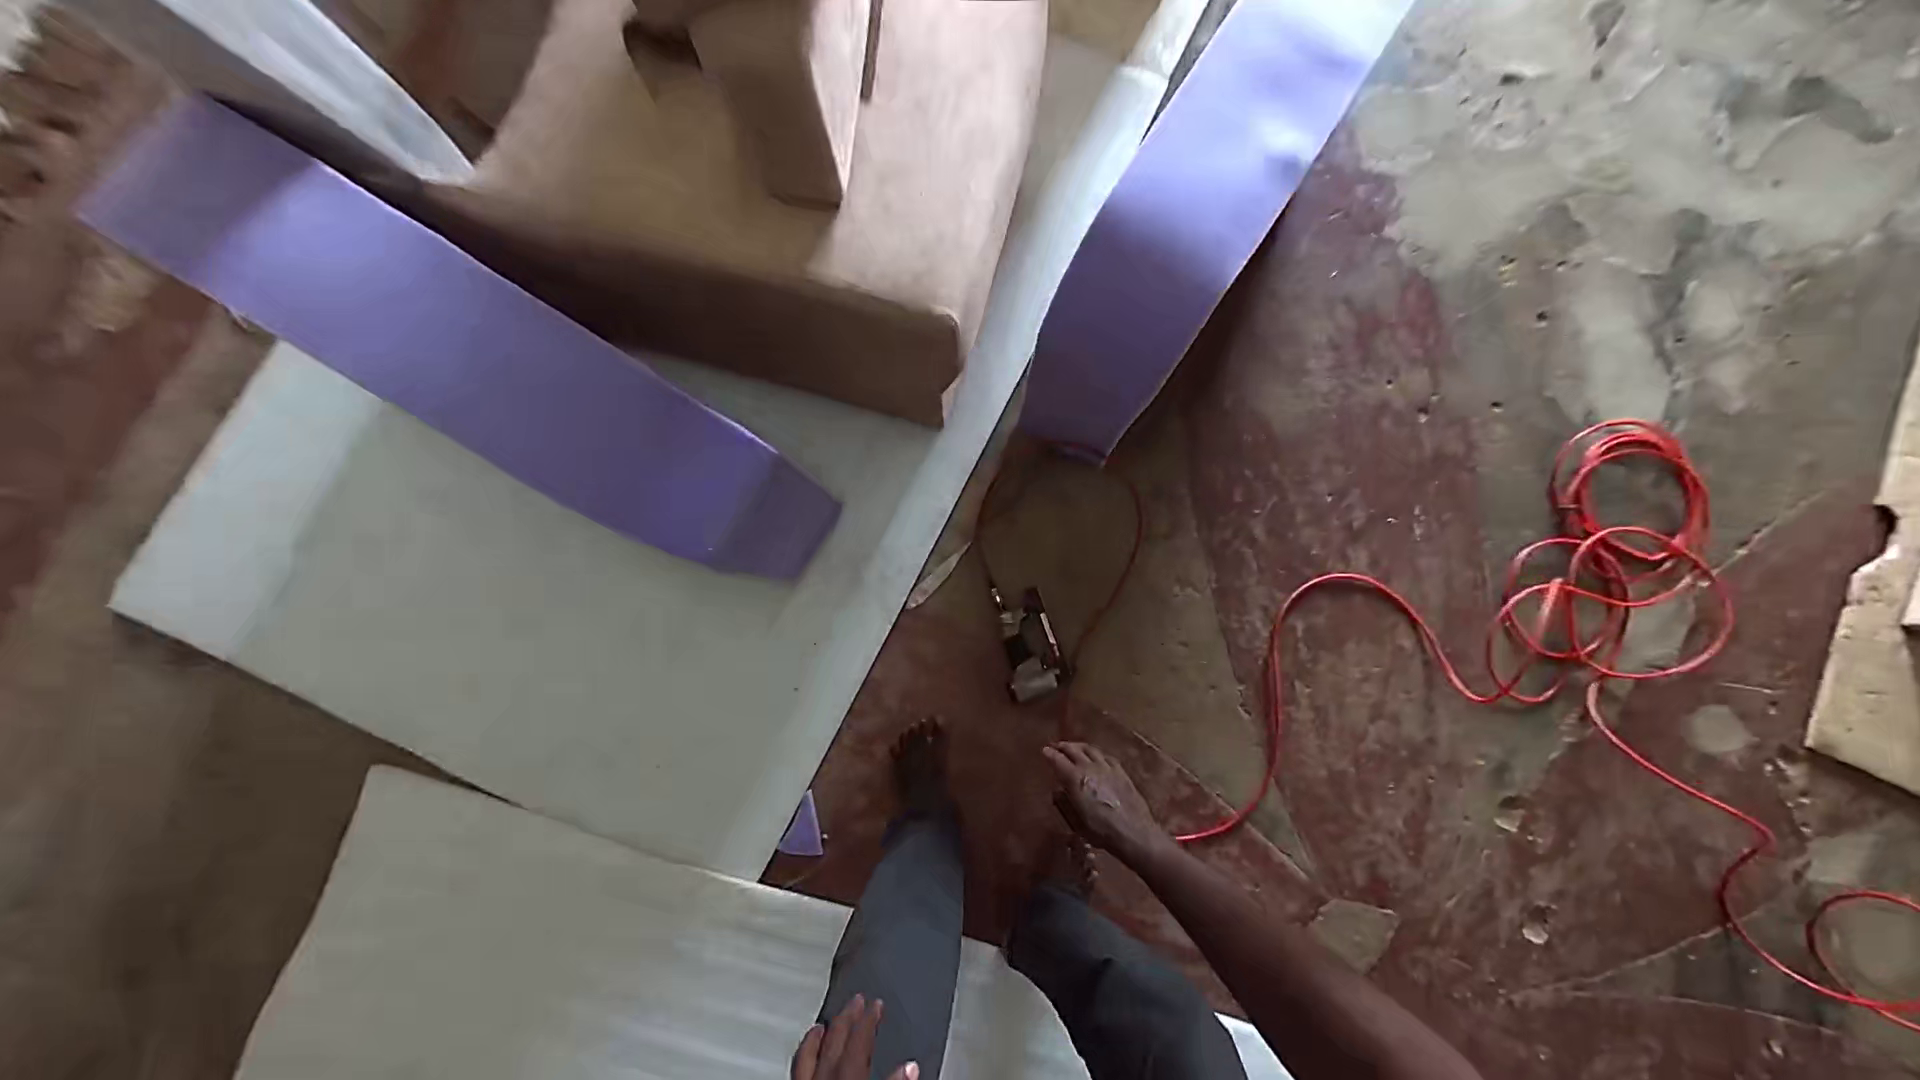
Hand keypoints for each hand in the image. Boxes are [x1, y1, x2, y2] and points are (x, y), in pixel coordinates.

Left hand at [792, 994, 917, 1079]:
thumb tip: (911, 1066)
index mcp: (848, 1072)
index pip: (861, 1036)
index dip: (871, 1018)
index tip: (877, 1004)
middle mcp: (824, 1074)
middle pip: (836, 1037)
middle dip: (848, 1015)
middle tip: (857, 999)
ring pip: (809, 1053)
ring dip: (817, 1036)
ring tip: (822, 1023)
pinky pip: (796, 1069)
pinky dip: (802, 1055)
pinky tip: (804, 1052)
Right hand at [1042, 741, 1172, 863]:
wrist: (1134, 832)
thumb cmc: (1101, 831)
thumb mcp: (1076, 822)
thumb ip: (1064, 803)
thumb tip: (1057, 790)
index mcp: (1074, 778)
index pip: (1058, 760)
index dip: (1049, 754)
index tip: (1044, 751)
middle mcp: (1089, 767)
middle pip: (1073, 750)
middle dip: (1062, 746)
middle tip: (1055, 746)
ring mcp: (1106, 767)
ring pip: (1089, 749)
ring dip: (1078, 746)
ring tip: (1073, 747)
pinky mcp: (1120, 771)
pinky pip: (1104, 756)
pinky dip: (1095, 753)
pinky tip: (1095, 756)